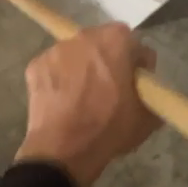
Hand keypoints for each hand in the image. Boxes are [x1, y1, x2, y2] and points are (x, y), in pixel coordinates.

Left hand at [15, 23, 158, 186]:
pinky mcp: (35, 65)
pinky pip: (54, 67)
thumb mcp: (147, 116)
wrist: (64, 149)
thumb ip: (152, 91)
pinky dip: (59, 79)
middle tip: (109, 87)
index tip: (136, 82)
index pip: (132, 42)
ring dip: (82, 67)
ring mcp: (56, 49)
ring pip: (75, 53)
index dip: (136, 61)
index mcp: (115, 41)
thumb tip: (149, 87)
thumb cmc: (109, 128)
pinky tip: (62, 101)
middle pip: (101, 42)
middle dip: (107, 59)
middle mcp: (84, 36)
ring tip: (83, 96)